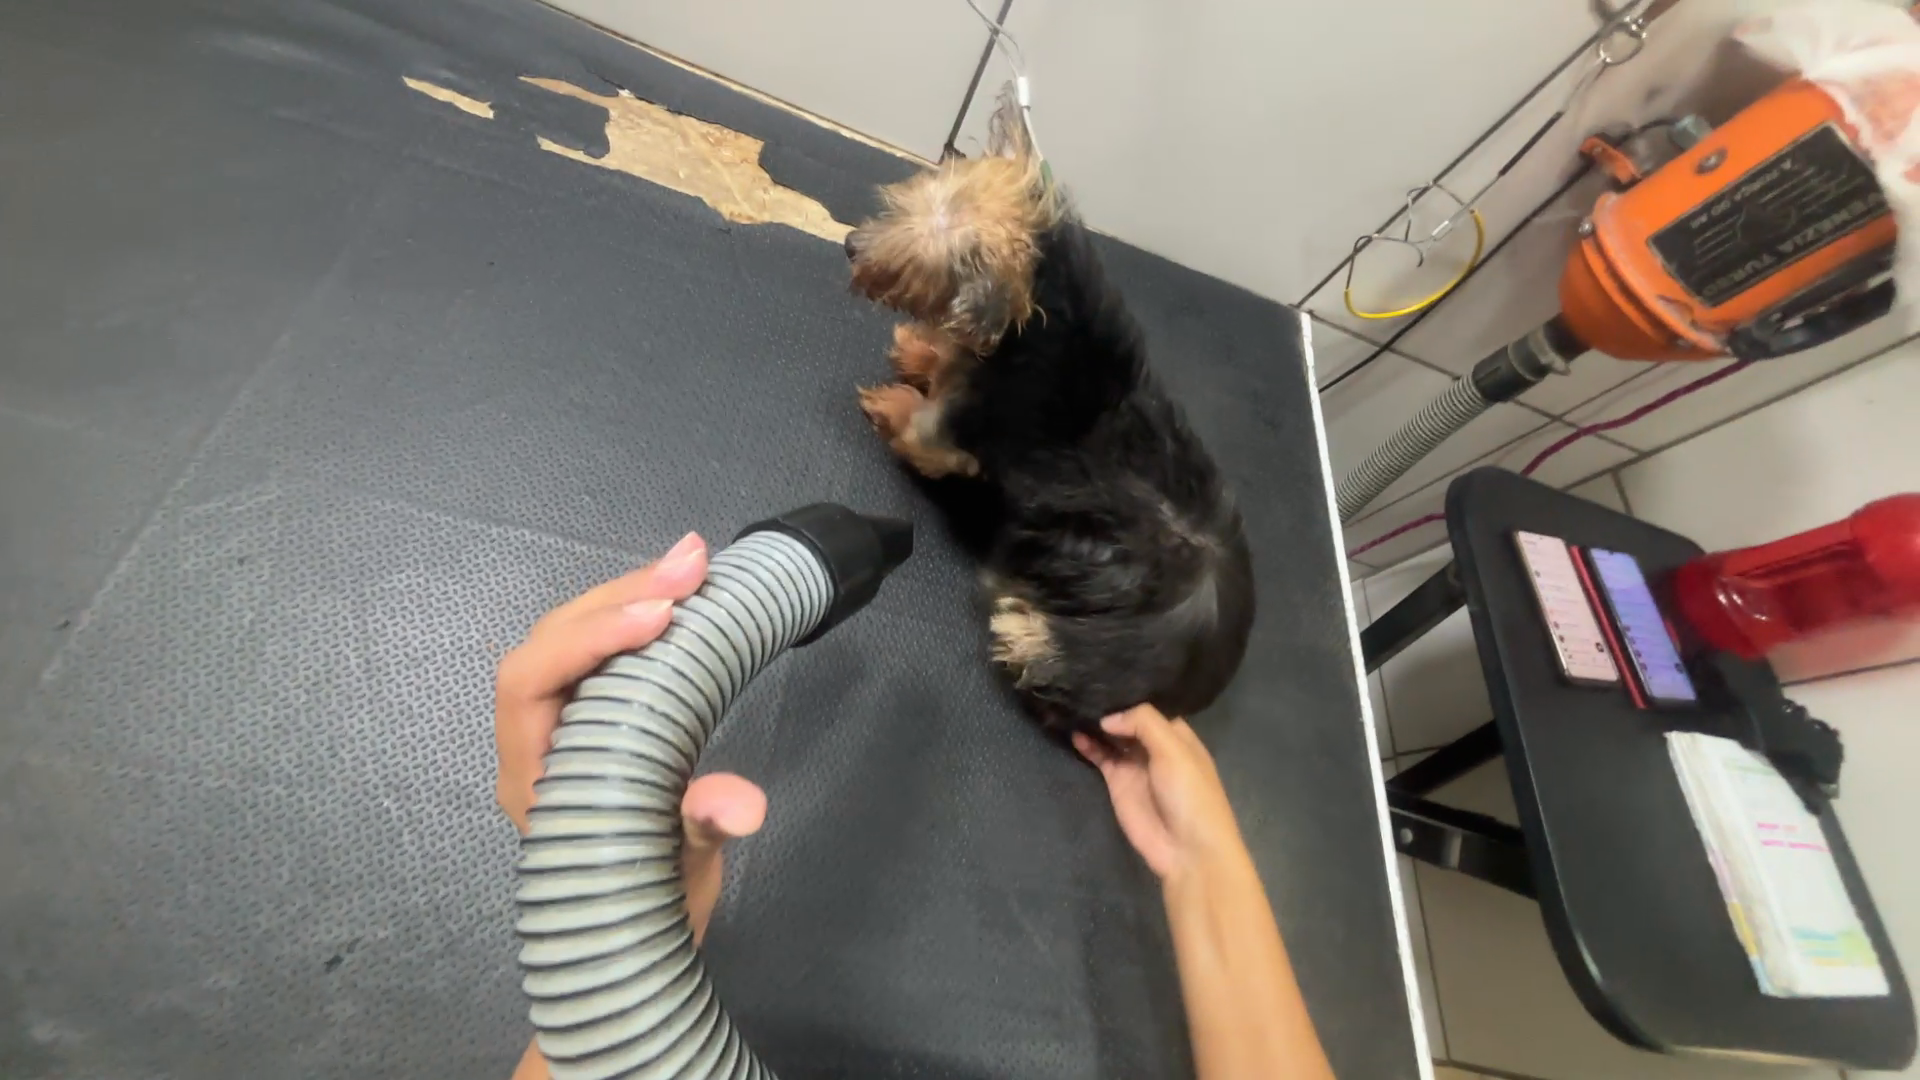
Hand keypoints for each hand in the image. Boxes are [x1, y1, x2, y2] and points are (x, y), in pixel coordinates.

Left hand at [496, 533, 766, 1079]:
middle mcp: (540, 740)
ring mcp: (568, 721)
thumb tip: (743, 803)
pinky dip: (643, 610)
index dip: (588, 639)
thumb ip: (700, 831)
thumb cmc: (647, 900)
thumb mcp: (680, 871)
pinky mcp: (601, 710)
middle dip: (621, 595)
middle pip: (553, 642)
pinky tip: (682, 593)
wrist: (640, 923)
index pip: (529, 684)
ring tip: (694, 565)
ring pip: (577, 634)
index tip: (662, 617)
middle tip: (694, 565)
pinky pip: (607, 647)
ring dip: (633, 591)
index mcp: (537, 780)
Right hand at [1073, 704, 1245, 882]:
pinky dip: (1087, 745)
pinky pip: (1099, 756)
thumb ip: (1143, 722)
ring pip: (1111, 736)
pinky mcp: (1118, 781)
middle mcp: (1154, 745)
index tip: (1104, 679)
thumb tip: (1107, 718)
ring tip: (1073, 707)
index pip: (1150, 706)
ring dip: (1095, 724)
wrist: (1187, 849)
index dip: (1130, 694)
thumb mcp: (1174, 749)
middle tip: (1082, 688)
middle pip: (1127, 719)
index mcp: (1176, 734)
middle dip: (1109, 706)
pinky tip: (1074, 733)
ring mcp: (1134, 764)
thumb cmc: (1190, 793)